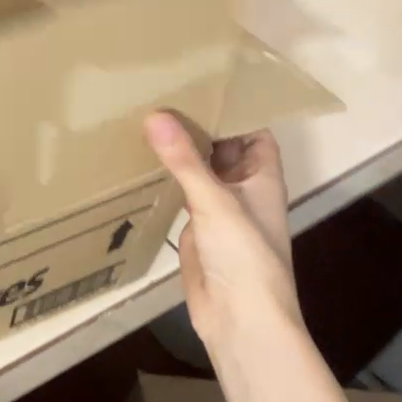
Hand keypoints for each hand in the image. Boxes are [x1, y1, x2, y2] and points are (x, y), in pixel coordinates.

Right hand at [146, 112, 302, 351]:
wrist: (241, 320)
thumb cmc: (244, 258)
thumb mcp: (214, 202)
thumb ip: (184, 160)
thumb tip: (156, 113)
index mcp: (263, 181)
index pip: (255, 134)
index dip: (236, 109)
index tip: (202, 81)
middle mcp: (243, 191)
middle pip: (224, 148)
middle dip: (199, 124)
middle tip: (161, 92)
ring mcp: (219, 210)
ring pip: (200, 169)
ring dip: (179, 149)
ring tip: (144, 116)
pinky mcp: (197, 228)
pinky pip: (181, 191)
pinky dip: (165, 174)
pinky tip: (139, 159)